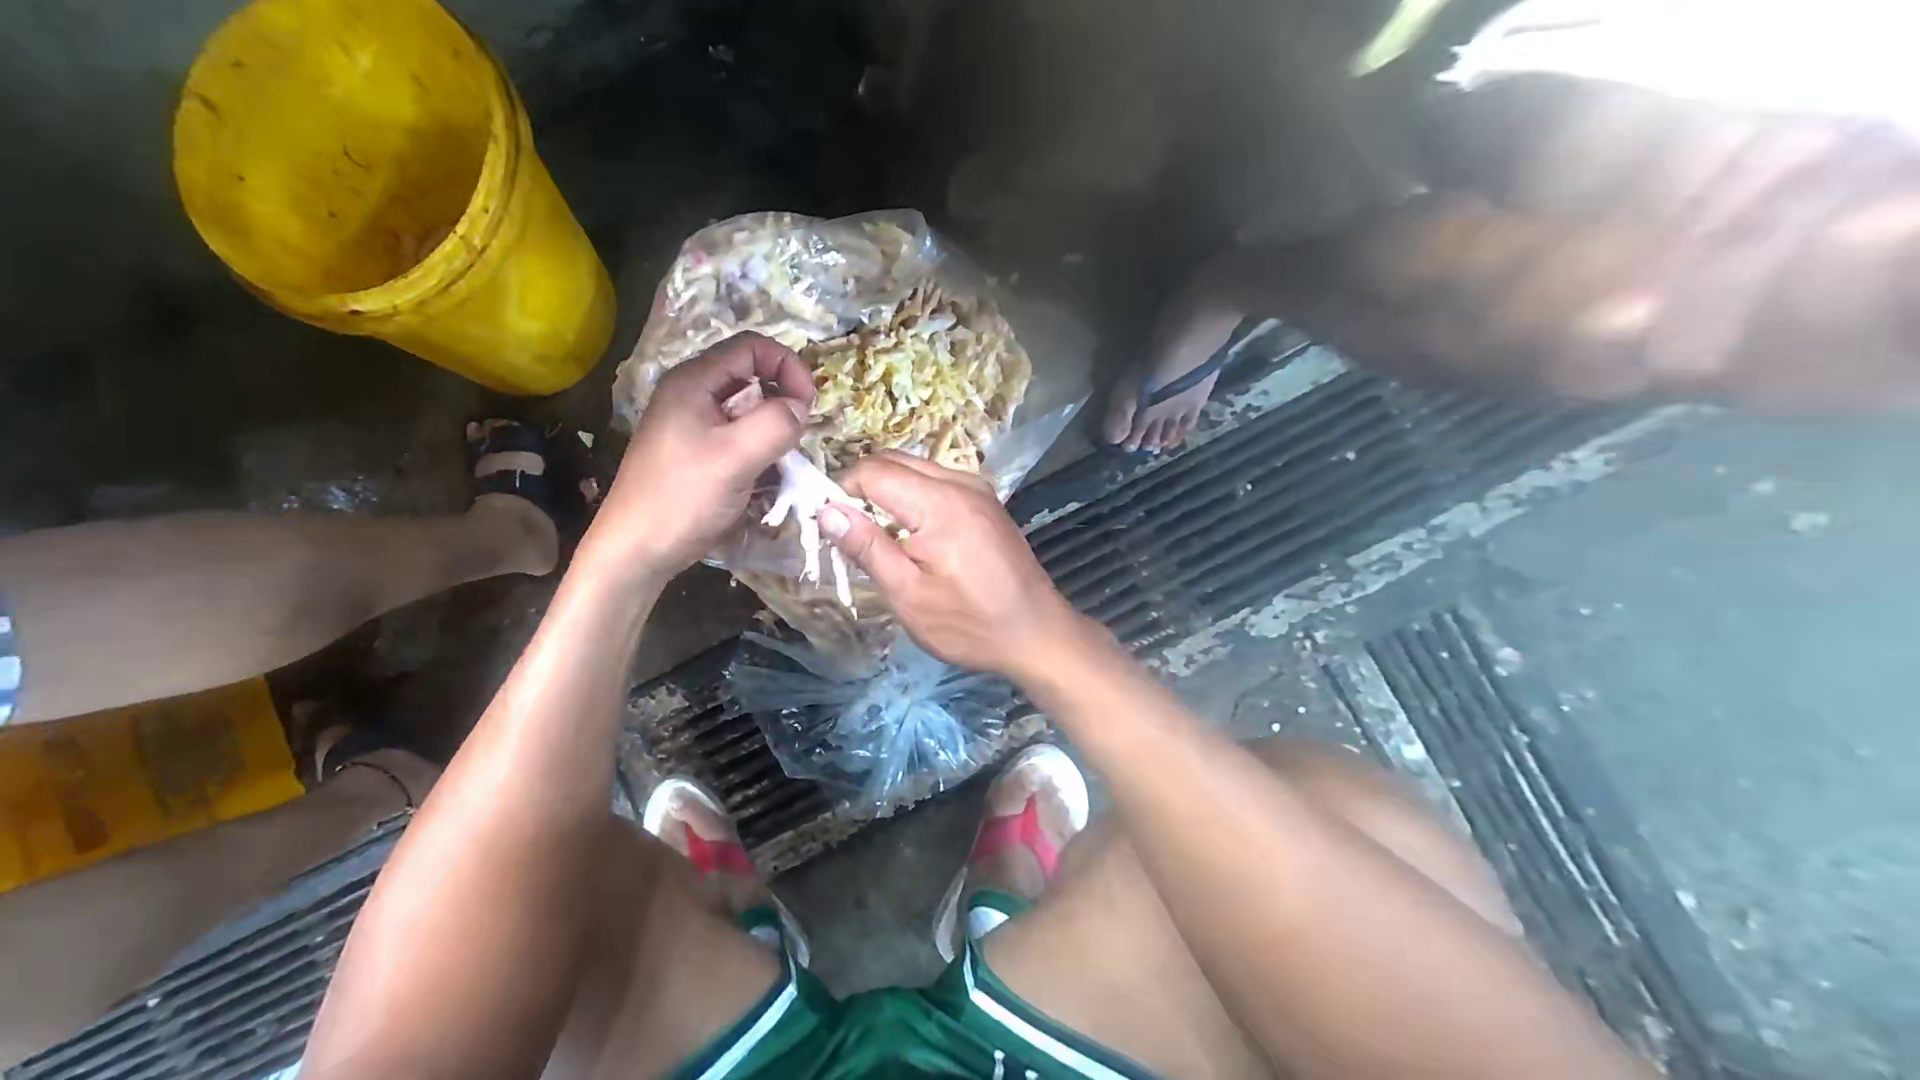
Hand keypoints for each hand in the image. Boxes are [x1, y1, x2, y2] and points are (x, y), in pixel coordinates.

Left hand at [583, 332, 812, 578]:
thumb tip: (801, 407)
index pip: (752, 347)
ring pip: (748, 409)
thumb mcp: (735, 458)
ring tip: (785, 458)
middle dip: (784, 398)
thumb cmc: (682, 499)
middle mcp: (691, 394)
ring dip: (774, 427)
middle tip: (800, 433)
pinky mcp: (696, 452)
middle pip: (751, 375)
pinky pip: (739, 436)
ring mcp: (692, 424)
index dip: (788, 366)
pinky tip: (766, 475)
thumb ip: (775, 424)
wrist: (636, 552)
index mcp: (694, 381)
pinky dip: (760, 448)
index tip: (809, 404)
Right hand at [818, 452, 1089, 678]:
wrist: (1036, 633)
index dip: (841, 491)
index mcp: (939, 503)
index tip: (829, 524)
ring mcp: (977, 488)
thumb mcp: (908, 595)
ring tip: (877, 534)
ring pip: (914, 467)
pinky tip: (910, 533)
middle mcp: (960, 482)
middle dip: (862, 486)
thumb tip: (826, 510)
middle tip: (849, 529)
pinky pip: (936, 481)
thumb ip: (867, 547)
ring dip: (887, 490)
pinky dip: (912, 495)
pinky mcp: (985, 501)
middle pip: (893, 461)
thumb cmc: (970, 624)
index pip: (872, 472)